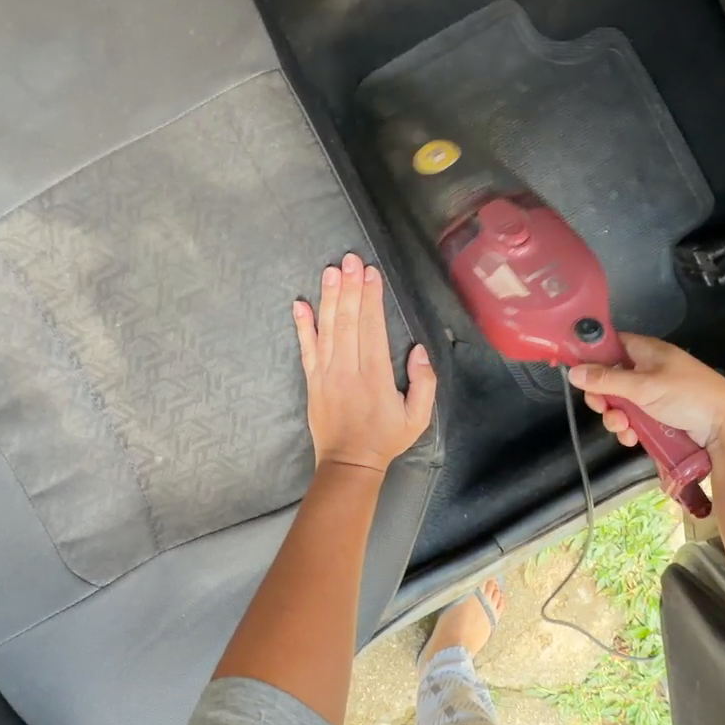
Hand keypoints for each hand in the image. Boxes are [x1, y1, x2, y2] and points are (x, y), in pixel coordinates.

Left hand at [292, 252, 436, 472]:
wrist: (348, 464)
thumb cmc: (386, 438)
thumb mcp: (418, 417)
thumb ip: (424, 383)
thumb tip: (418, 350)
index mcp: (375, 377)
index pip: (372, 329)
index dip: (371, 299)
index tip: (372, 274)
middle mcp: (347, 370)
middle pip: (348, 321)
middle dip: (350, 288)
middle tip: (350, 259)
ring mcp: (326, 374)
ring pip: (327, 329)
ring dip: (329, 298)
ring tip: (330, 271)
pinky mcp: (311, 380)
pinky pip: (306, 348)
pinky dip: (303, 325)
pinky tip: (300, 304)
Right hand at [568, 333, 724, 451]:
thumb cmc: (687, 395)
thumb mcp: (643, 387)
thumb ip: (606, 380)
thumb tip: (572, 372)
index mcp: (646, 351)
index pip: (611, 345)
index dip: (592, 356)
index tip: (575, 372)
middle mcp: (648, 369)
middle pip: (610, 378)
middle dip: (602, 396)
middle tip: (602, 408)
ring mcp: (654, 394)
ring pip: (620, 403)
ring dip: (616, 417)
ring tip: (623, 428)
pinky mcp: (658, 417)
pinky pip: (633, 420)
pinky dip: (629, 429)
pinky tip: (632, 438)